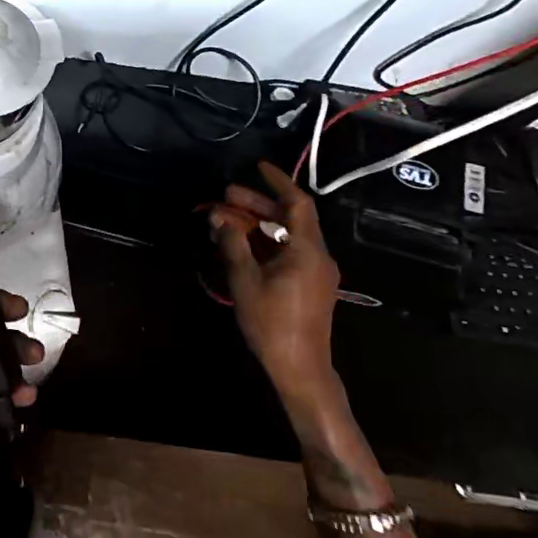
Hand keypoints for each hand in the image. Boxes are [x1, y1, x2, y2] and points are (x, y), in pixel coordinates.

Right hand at [211, 161, 340, 393]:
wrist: (300, 370)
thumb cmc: (273, 324)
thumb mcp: (245, 281)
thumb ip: (233, 244)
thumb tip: (220, 218)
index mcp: (307, 250)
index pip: (296, 203)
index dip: (277, 182)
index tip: (257, 167)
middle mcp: (317, 255)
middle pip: (288, 218)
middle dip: (256, 205)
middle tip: (224, 197)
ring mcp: (316, 272)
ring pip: (286, 236)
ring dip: (257, 225)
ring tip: (224, 220)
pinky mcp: (310, 286)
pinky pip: (288, 253)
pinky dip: (265, 244)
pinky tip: (240, 245)